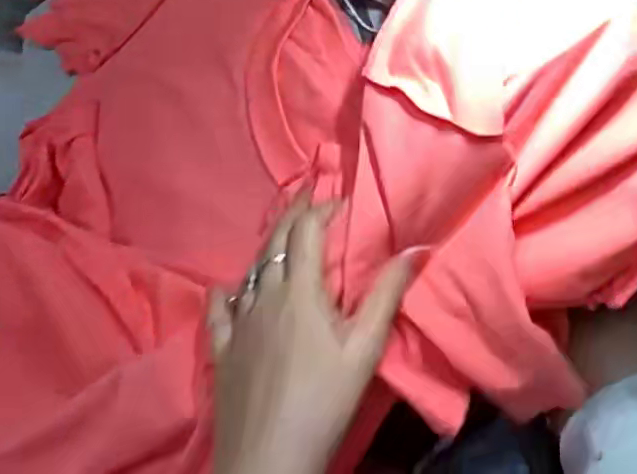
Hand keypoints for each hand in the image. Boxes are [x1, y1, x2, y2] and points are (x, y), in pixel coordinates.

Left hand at [207, 191, 424, 473]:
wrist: (266, 466)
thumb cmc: (322, 401)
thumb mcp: (366, 347)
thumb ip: (388, 293)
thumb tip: (417, 246)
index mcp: (300, 291)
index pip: (308, 231)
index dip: (323, 209)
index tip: (343, 202)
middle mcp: (265, 298)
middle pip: (276, 241)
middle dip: (294, 212)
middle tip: (309, 191)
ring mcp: (239, 326)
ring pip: (251, 270)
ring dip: (269, 244)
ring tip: (282, 229)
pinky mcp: (222, 354)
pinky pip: (219, 313)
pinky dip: (226, 293)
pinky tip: (226, 288)